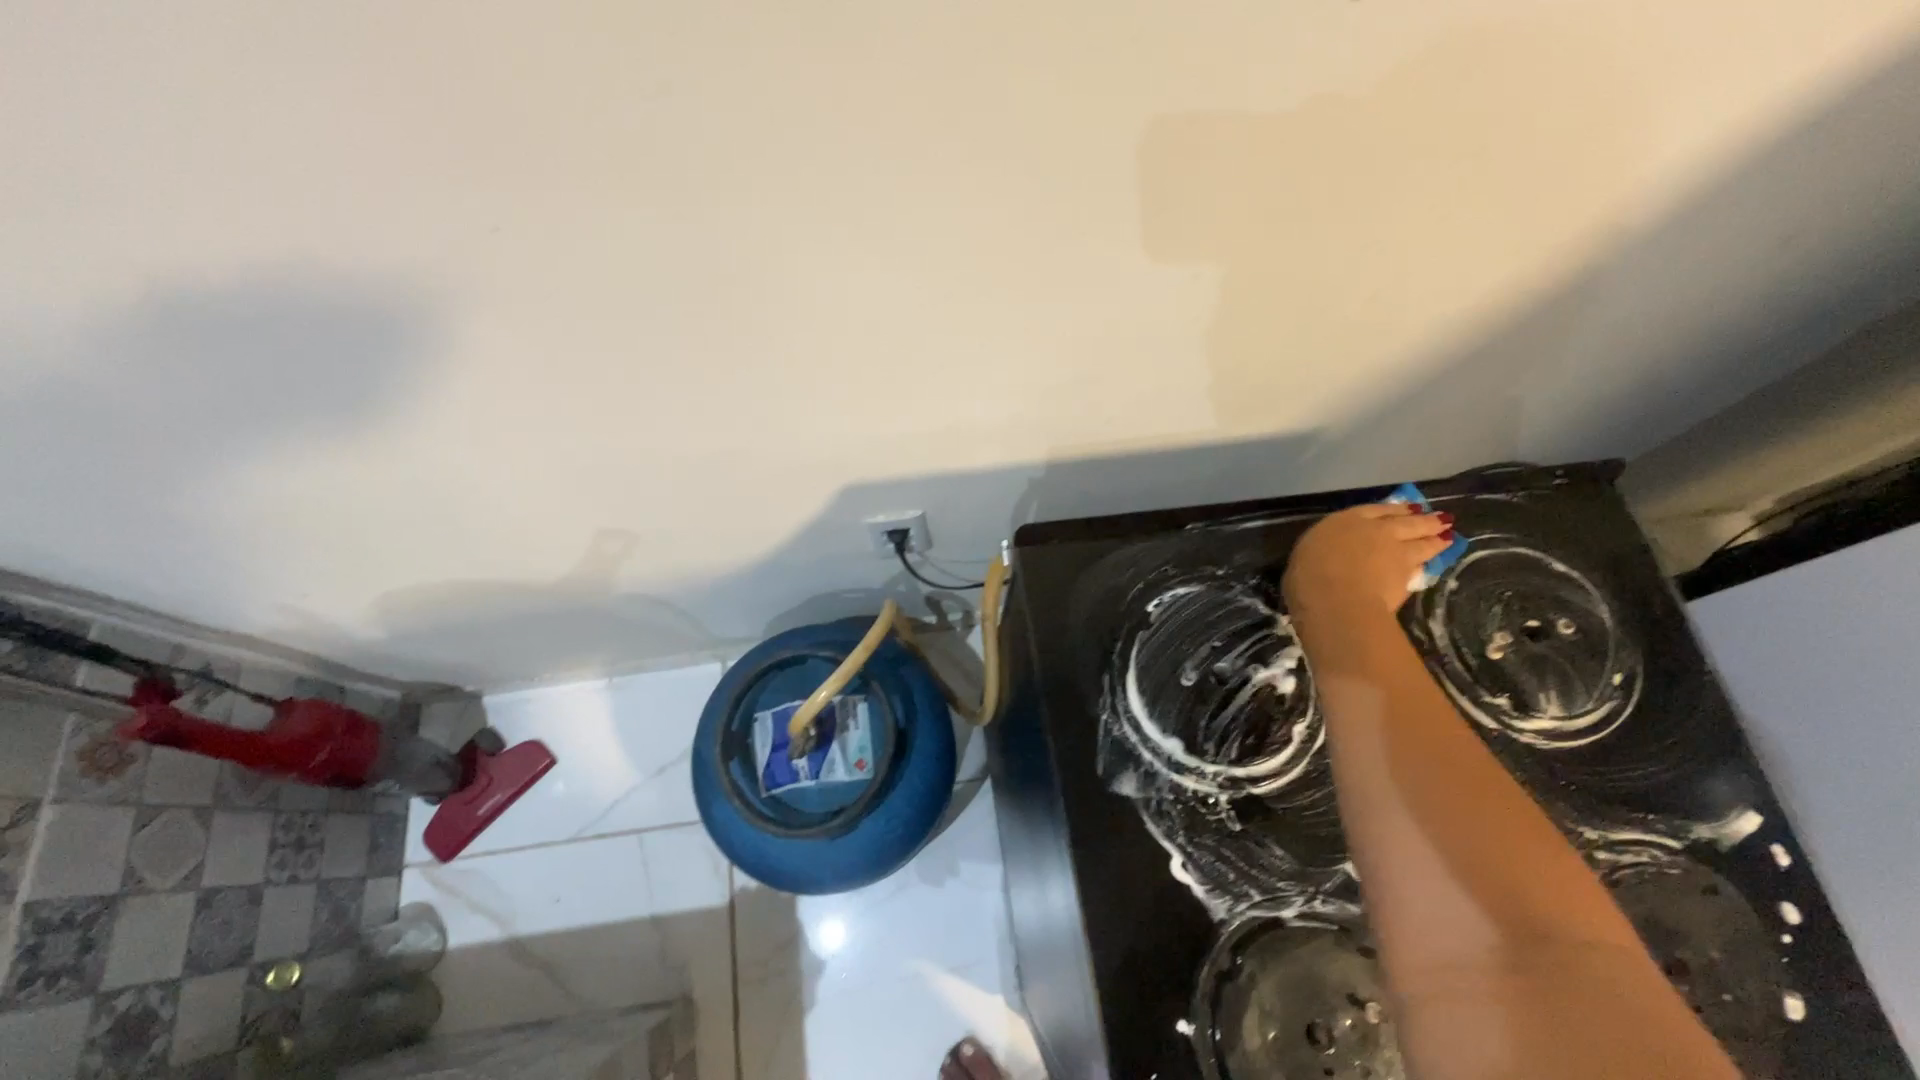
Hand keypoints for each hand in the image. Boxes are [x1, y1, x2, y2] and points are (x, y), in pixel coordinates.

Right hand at [1283, 503, 1454, 617]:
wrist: (1336, 600)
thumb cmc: (1308, 577)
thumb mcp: (1306, 556)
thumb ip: (1324, 551)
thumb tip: (1328, 556)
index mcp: (1344, 521)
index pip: (1374, 510)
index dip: (1392, 510)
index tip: (1406, 509)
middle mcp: (1375, 530)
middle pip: (1405, 520)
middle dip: (1422, 518)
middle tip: (1439, 518)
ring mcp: (1396, 551)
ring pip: (1422, 540)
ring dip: (1436, 537)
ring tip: (1447, 536)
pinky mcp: (1409, 575)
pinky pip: (1423, 564)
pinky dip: (1430, 561)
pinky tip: (1435, 562)